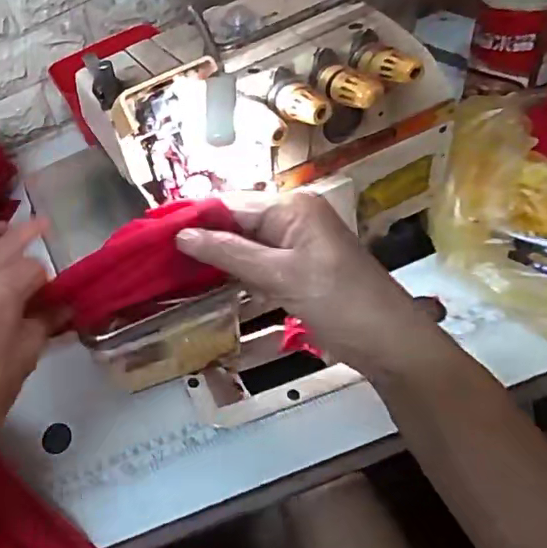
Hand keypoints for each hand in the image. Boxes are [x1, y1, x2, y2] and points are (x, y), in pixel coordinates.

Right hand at [174, 193, 456, 377]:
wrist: (391, 343)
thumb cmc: (341, 303)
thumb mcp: (281, 276)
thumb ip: (230, 253)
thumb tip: (182, 235)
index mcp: (293, 207)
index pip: (231, 204)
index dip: (194, 217)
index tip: (155, 232)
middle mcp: (294, 217)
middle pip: (237, 221)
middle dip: (202, 237)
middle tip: (159, 254)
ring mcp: (297, 244)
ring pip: (245, 243)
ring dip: (215, 255)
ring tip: (172, 266)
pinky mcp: (299, 268)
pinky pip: (258, 262)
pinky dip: (235, 270)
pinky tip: (207, 280)